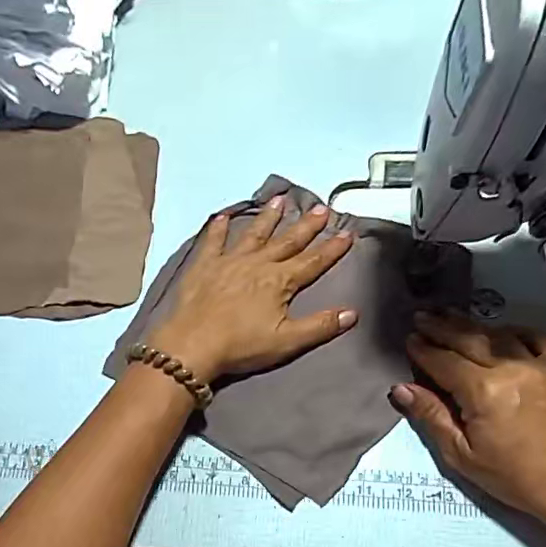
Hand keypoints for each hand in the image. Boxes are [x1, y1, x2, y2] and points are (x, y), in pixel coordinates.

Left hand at [145, 196, 358, 383]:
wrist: (193, 344)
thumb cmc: (242, 346)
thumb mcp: (287, 341)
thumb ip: (320, 326)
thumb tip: (352, 313)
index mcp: (279, 281)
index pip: (312, 261)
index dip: (332, 248)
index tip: (347, 232)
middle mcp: (257, 263)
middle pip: (287, 241)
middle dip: (306, 225)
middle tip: (322, 208)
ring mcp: (229, 261)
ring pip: (254, 234)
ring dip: (268, 217)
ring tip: (280, 200)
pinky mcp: (204, 265)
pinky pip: (214, 241)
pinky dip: (219, 228)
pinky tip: (223, 217)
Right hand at [393, 310, 545, 524]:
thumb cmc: (513, 477)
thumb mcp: (462, 455)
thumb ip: (432, 416)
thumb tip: (401, 388)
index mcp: (483, 391)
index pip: (444, 362)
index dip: (423, 350)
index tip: (409, 339)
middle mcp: (510, 368)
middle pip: (468, 340)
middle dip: (441, 327)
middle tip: (422, 316)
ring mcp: (540, 365)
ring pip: (499, 335)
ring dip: (472, 324)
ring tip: (451, 316)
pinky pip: (538, 338)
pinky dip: (517, 331)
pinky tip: (503, 330)